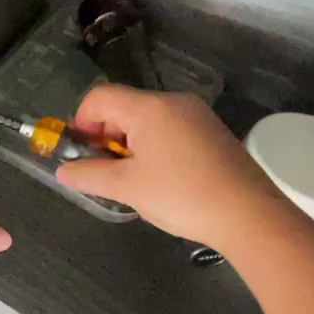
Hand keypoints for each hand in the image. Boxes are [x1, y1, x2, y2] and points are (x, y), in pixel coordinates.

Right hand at [56, 87, 299, 253]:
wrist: (251, 216)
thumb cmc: (181, 196)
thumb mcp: (126, 188)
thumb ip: (89, 175)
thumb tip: (62, 171)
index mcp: (149, 108)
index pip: (99, 97)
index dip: (81, 122)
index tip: (83, 154)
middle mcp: (173, 102)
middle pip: (123, 106)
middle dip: (106, 136)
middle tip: (107, 170)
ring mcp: (197, 116)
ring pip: (147, 119)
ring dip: (130, 143)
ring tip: (135, 179)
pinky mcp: (213, 133)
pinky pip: (170, 129)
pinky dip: (154, 147)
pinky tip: (163, 178)